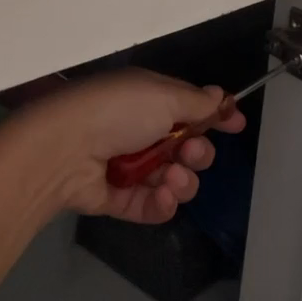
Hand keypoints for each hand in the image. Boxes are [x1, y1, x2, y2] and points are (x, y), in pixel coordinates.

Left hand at [6, 69, 245, 225]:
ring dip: (182, 180)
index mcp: (152, 99)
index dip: (215, 116)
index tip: (236, 125)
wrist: (65, 147)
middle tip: (189, 154)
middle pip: (188, 148)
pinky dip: (163, 203)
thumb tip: (220, 95)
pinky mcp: (119, 198)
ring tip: (171, 178)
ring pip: (175, 180)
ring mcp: (131, 167)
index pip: (192, 108)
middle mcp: (143, 130)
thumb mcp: (164, 95)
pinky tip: (164, 195)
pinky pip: (152, 206)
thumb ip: (197, 101)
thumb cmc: (119, 110)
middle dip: (198, 153)